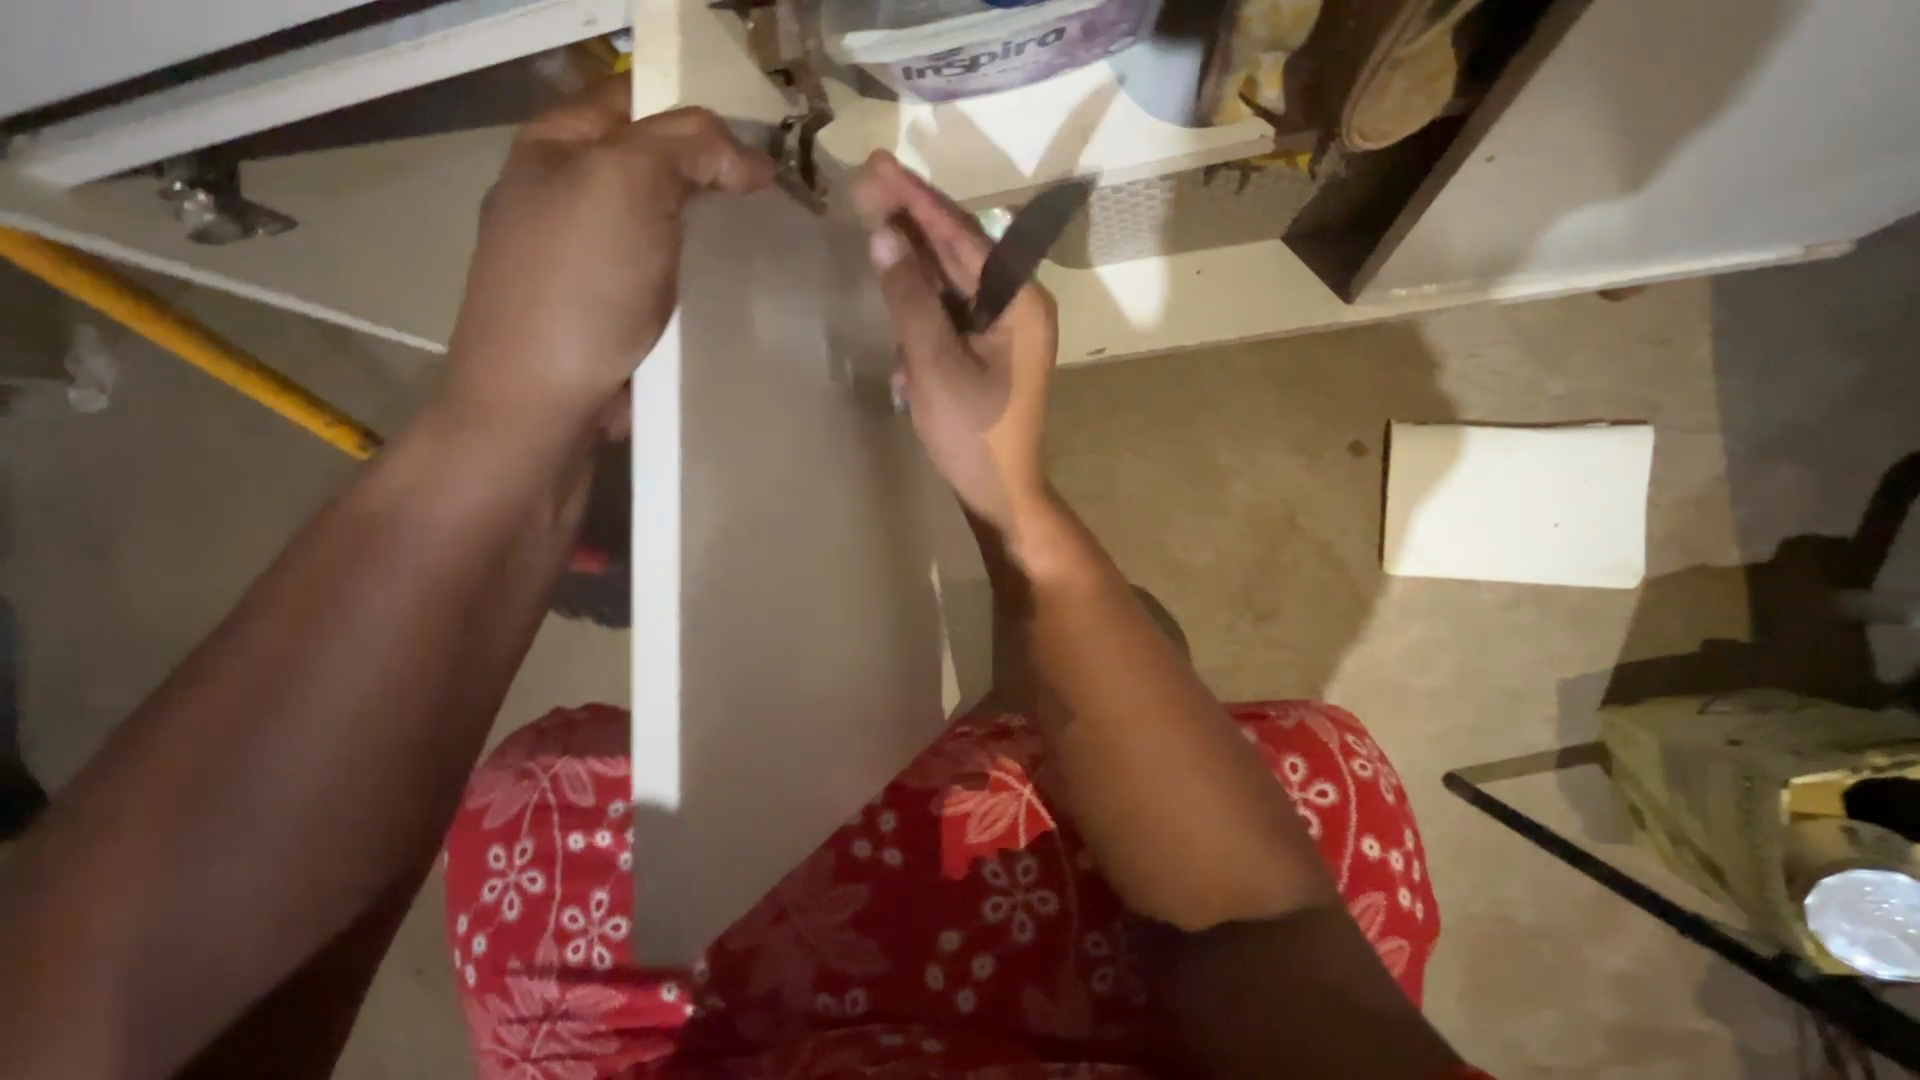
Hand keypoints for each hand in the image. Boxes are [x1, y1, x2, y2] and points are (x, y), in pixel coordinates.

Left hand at [444, 79, 774, 431]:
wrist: (539, 406)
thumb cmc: (577, 286)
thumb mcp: (627, 182)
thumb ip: (690, 144)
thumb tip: (750, 161)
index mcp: (554, 146)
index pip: (638, 98)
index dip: (700, 111)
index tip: (760, 145)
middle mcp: (566, 197)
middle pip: (657, 166)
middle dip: (715, 177)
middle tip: (776, 199)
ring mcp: (586, 262)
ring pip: (668, 229)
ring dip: (714, 236)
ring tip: (770, 245)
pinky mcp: (609, 316)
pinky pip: (668, 282)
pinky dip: (701, 284)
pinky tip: (737, 294)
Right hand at [851, 152, 1060, 537]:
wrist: (999, 491)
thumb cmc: (973, 434)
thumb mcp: (936, 365)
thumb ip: (910, 300)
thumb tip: (884, 240)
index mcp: (1020, 302)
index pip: (963, 237)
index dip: (918, 201)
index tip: (879, 165)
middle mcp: (1018, 304)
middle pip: (959, 249)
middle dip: (912, 218)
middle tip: (866, 181)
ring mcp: (1003, 326)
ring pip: (952, 277)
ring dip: (913, 257)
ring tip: (871, 220)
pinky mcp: (987, 347)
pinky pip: (950, 309)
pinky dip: (921, 303)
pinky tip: (893, 286)